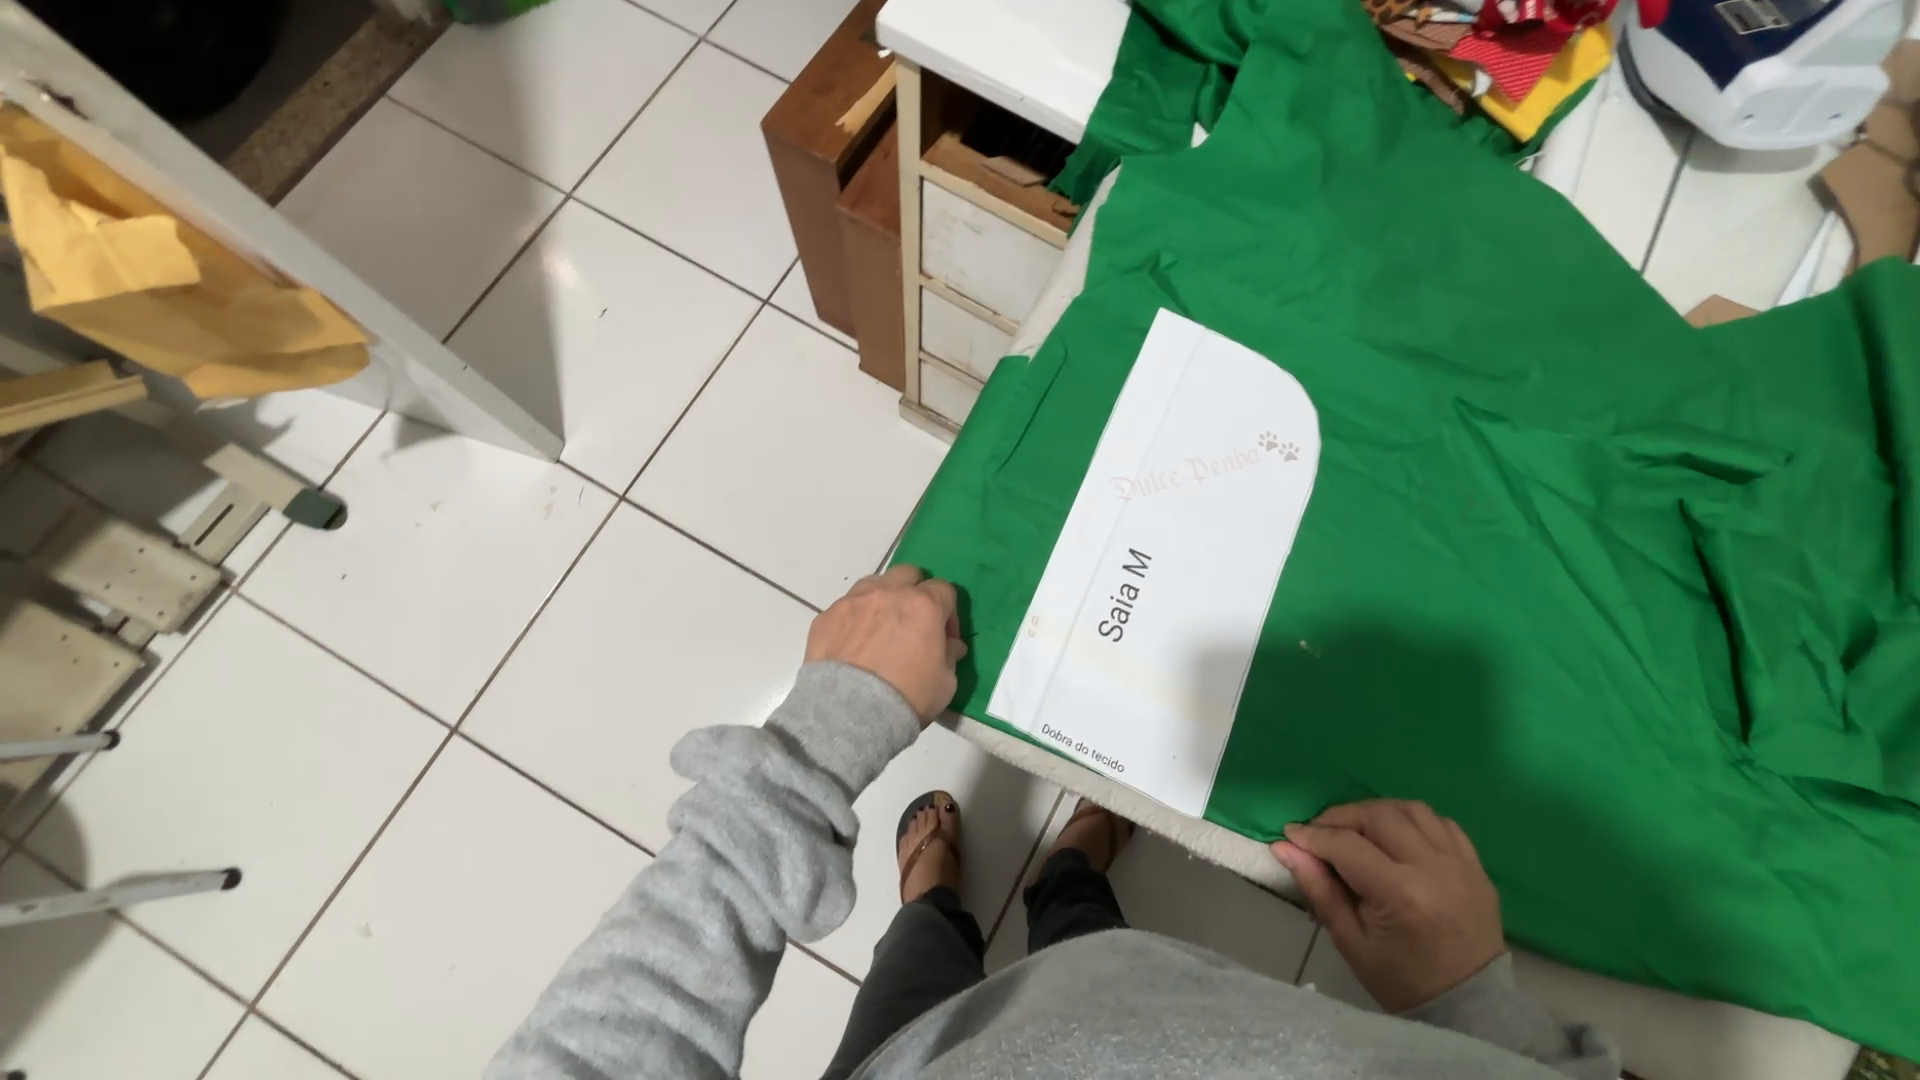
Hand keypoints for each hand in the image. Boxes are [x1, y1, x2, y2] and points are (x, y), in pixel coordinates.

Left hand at [806, 564, 966, 724]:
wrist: (850, 713)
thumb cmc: (907, 696)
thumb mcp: (946, 682)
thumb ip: (950, 655)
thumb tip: (951, 645)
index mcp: (923, 605)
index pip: (945, 590)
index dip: (949, 614)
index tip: (945, 638)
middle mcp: (888, 593)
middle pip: (907, 575)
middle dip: (915, 593)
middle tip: (913, 623)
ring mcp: (852, 602)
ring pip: (873, 584)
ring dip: (882, 600)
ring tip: (879, 630)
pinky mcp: (825, 617)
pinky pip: (845, 608)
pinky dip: (854, 620)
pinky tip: (852, 646)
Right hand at [1270, 799, 1503, 1013]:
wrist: (1469, 1009)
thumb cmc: (1402, 980)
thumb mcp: (1349, 941)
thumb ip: (1317, 889)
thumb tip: (1284, 846)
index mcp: (1402, 895)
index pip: (1347, 845)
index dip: (1313, 835)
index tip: (1290, 834)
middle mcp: (1435, 870)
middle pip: (1378, 816)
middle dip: (1340, 817)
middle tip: (1320, 832)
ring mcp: (1462, 866)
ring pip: (1411, 810)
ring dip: (1376, 812)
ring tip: (1357, 829)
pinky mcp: (1477, 867)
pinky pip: (1442, 823)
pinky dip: (1413, 820)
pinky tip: (1396, 835)